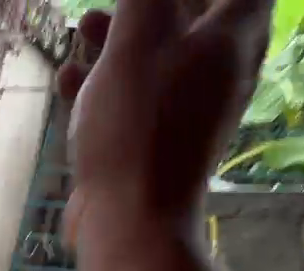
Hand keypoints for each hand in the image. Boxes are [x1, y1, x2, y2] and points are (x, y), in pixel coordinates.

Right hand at [59, 0, 272, 244]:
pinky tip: (69, 78)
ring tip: (81, 27)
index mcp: (235, 32)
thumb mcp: (136, 46)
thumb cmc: (136, 127)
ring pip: (159, 56)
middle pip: (196, 14)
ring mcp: (191, 107)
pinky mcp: (156, 140)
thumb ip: (144, 0)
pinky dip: (106, 81)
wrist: (130, 216)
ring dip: (121, 38)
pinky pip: (136, 96)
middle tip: (110, 1)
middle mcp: (224, 66)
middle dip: (152, 2)